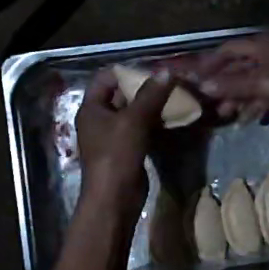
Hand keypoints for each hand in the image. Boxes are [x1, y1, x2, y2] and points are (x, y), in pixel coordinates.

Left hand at [75, 68, 172, 214]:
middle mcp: (100, 119)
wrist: (114, 199)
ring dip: (153, 105)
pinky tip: (174, 118)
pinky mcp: (127, 149)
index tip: (152, 70)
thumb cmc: (116, 155)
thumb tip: (166, 72)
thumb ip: (150, 95)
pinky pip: (141, 128)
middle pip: (121, 94)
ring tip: (176, 96)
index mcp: (92, 108)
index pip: (105, 77)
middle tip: (170, 81)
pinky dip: (155, 121)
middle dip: (145, 87)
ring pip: (134, 112)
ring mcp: (113, 135)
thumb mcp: (133, 121)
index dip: (127, 71)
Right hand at [182, 33, 268, 123]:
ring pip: (254, 80)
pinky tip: (251, 118)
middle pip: (240, 66)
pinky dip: (258, 102)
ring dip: (240, 96)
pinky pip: (268, 89)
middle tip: (211, 103)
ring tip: (227, 114)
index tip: (196, 78)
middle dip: (225, 85)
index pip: (228, 49)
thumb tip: (203, 86)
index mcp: (262, 43)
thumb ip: (231, 85)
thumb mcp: (261, 84)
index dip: (211, 63)